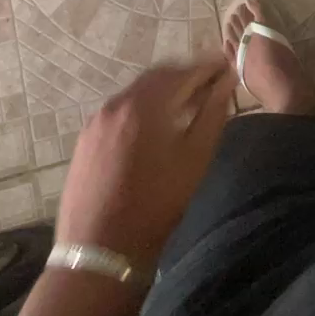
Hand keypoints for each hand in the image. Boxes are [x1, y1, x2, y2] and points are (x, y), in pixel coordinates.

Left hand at [54, 59, 234, 267]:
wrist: (100, 250)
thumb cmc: (156, 203)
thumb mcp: (196, 157)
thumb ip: (213, 113)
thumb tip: (226, 82)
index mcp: (145, 104)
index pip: (184, 72)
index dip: (209, 67)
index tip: (227, 66)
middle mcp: (118, 102)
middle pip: (159, 75)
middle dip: (186, 75)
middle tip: (210, 84)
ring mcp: (97, 119)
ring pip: (138, 91)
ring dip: (164, 91)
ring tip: (186, 105)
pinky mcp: (87, 137)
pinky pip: (121, 108)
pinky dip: (143, 106)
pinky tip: (155, 125)